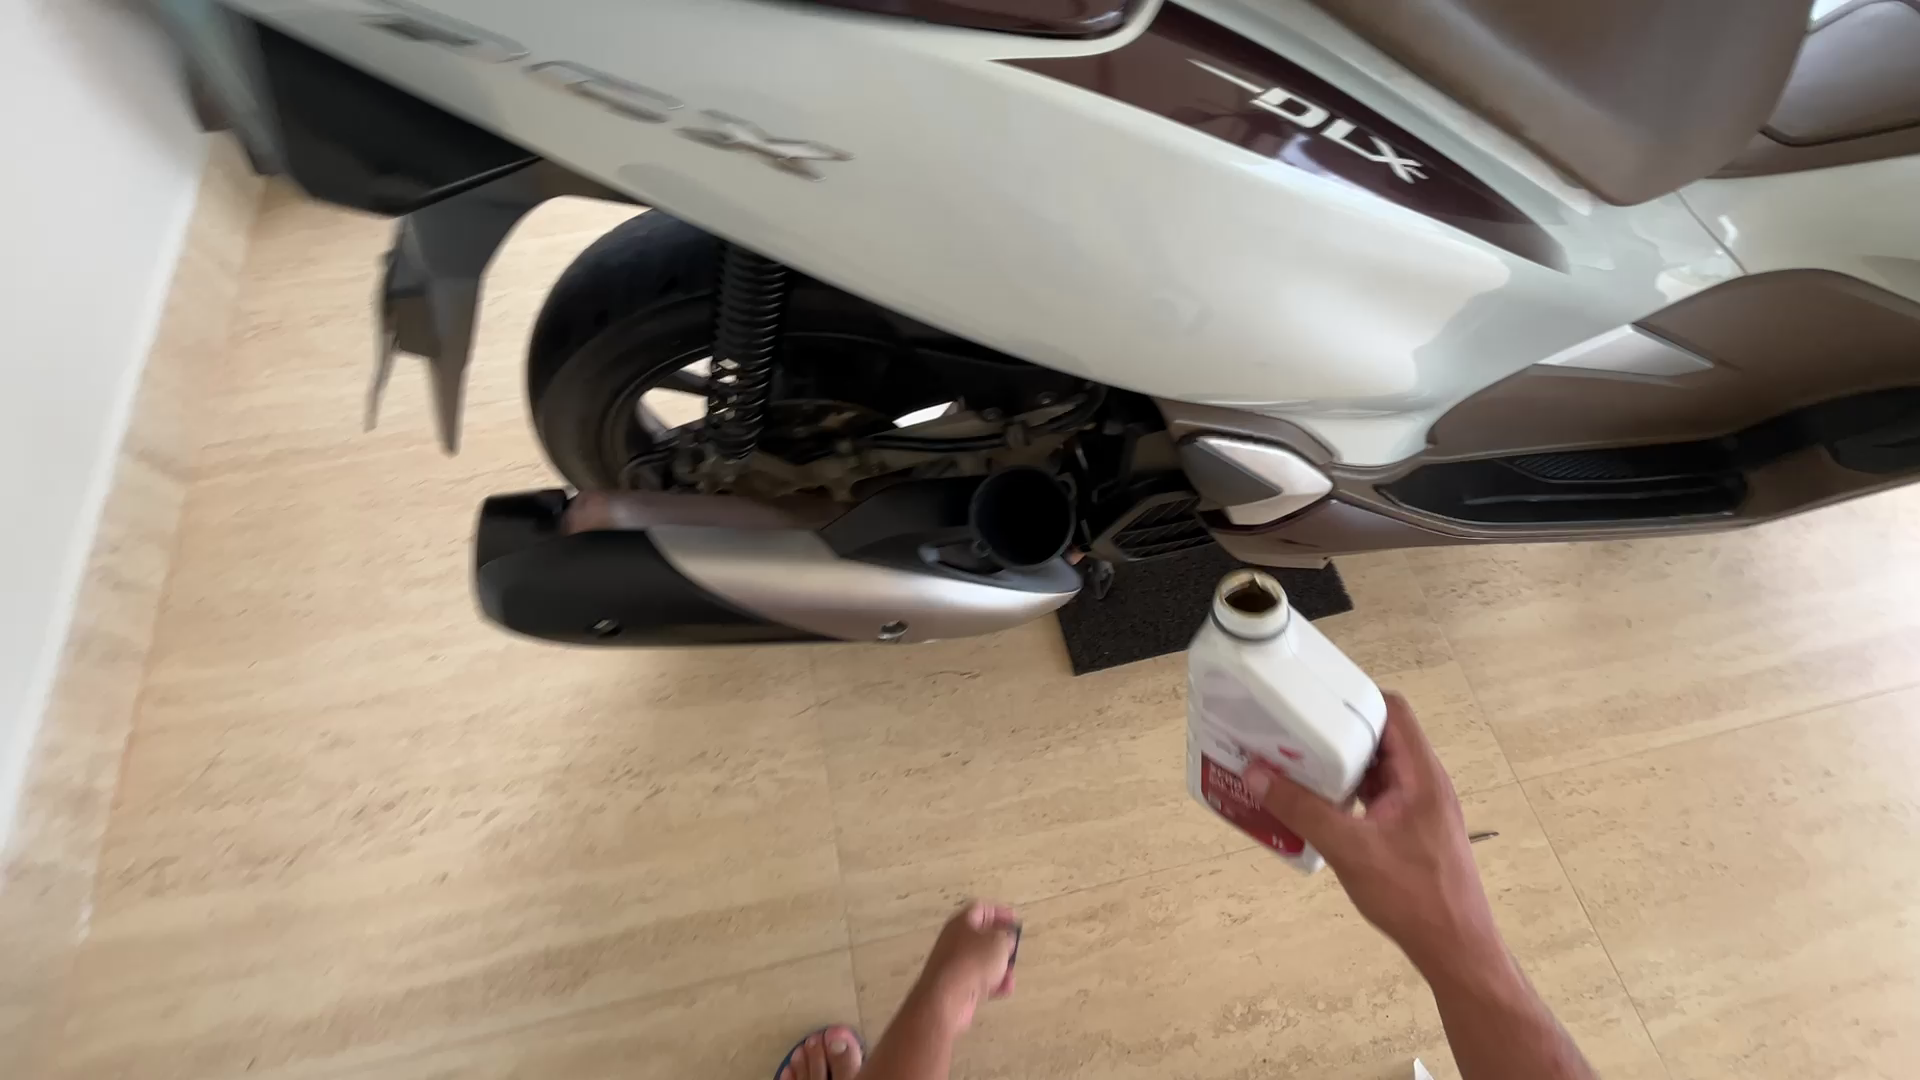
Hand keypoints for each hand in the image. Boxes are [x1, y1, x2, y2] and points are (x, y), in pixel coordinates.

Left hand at [908, 900, 1019, 1033]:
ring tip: (1011, 973)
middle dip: (1000, 942)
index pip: (982, 909)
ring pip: (981, 959)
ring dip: (999, 965)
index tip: (1015, 921)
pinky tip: (1005, 989)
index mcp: (962, 921)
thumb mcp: (999, 943)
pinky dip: (992, 983)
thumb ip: (1006, 937)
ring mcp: (954, 963)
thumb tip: (1006, 938)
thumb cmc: (973, 962)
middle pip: (981, 935)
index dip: (1000, 912)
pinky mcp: (955, 985)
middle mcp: (955, 939)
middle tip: (1013, 948)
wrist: (946, 998)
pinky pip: (977, 979)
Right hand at [1243, 694, 1501, 974]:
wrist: (1456, 953)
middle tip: (1291, 725)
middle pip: (1379, 735)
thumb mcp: (1349, 848)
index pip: (1394, 711)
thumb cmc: (1412, 895)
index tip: (1313, 695)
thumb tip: (1255, 772)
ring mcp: (1416, 807)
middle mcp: (1422, 783)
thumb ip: (1302, 809)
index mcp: (1420, 775)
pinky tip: (1312, 798)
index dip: (1356, 696)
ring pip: (1374, 765)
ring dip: (1337, 760)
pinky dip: (1343, 788)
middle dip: (1335, 727)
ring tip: (1292, 758)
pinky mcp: (1407, 828)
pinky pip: (1372, 792)